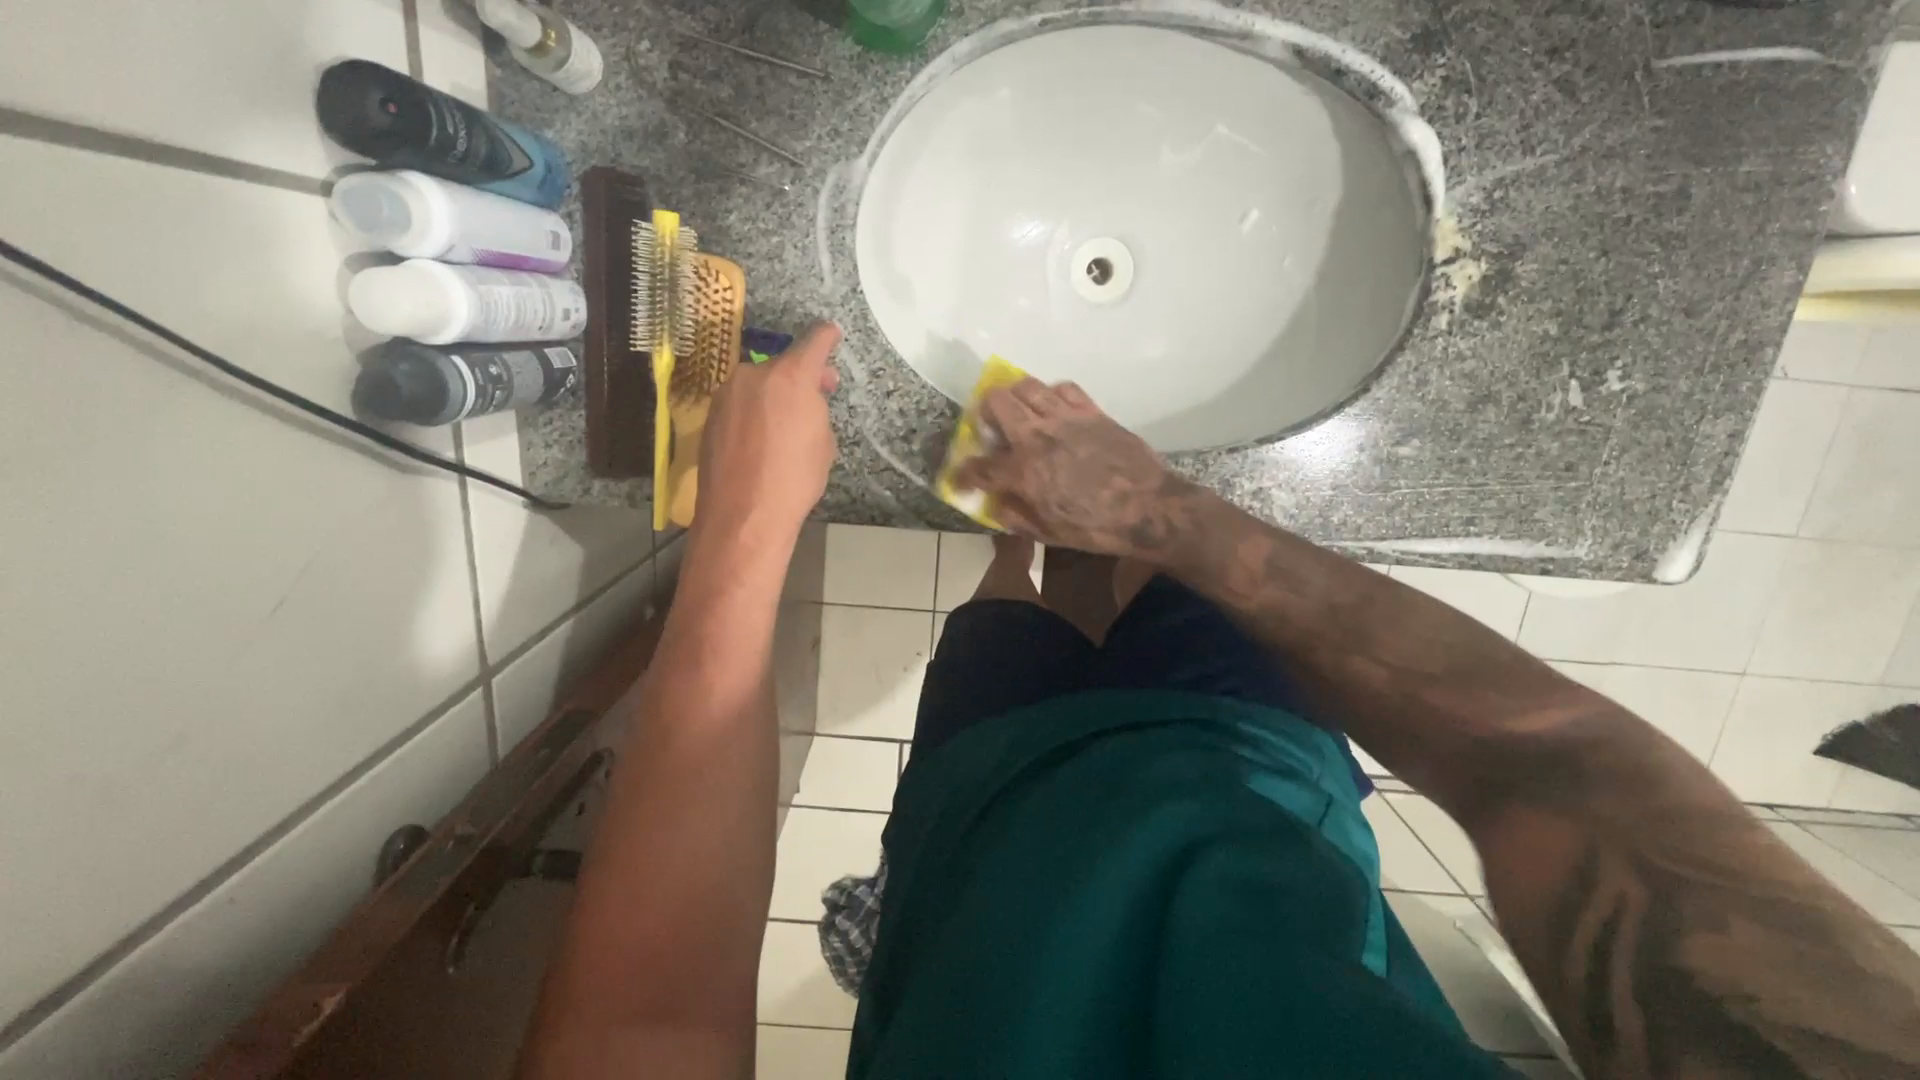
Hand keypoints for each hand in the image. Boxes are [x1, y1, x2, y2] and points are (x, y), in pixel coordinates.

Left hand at [694, 321, 840, 544]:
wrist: (743, 515)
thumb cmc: (795, 479)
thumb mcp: (823, 443)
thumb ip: (816, 410)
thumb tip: (805, 402)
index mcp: (789, 377)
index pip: (814, 341)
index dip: (827, 336)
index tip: (833, 332)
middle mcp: (753, 376)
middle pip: (783, 366)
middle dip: (803, 376)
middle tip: (821, 392)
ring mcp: (726, 395)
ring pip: (759, 385)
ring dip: (775, 395)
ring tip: (789, 424)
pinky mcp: (711, 417)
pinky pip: (741, 404)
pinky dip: (755, 412)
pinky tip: (763, 440)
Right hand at [951, 378, 1199, 559]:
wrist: (1150, 509)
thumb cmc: (1098, 529)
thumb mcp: (1050, 534)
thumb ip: (1017, 517)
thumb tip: (997, 504)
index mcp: (1023, 472)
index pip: (978, 466)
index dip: (963, 473)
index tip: (960, 478)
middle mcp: (1037, 437)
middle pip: (996, 404)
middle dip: (984, 414)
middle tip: (990, 428)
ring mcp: (1066, 418)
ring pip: (1026, 386)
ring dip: (1015, 396)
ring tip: (1018, 410)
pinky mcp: (1092, 411)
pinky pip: (1063, 388)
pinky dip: (1052, 394)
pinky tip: (1054, 409)